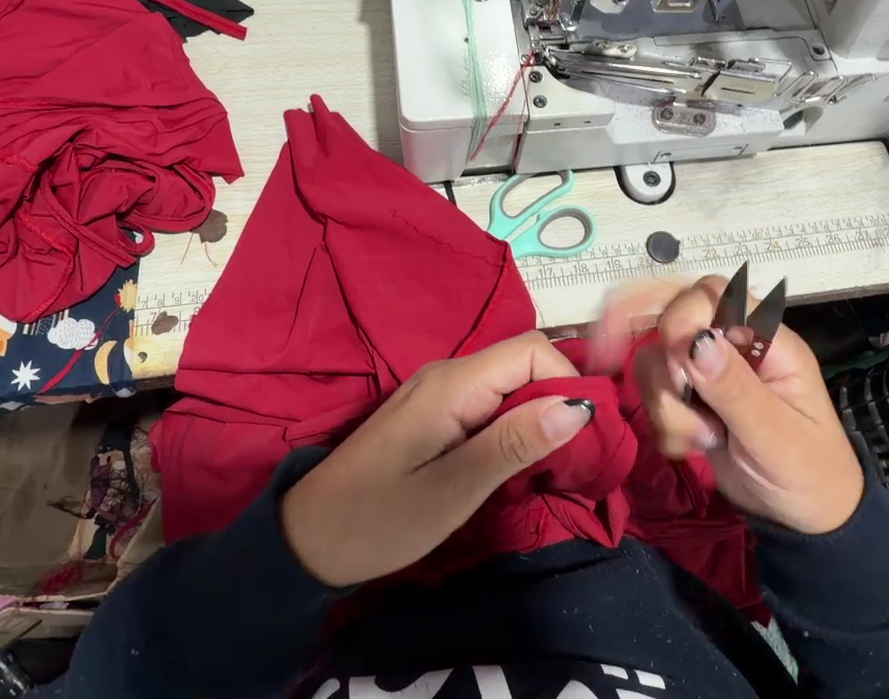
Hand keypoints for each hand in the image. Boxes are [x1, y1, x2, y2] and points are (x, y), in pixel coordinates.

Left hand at [280, 331, 595, 586]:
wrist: (307, 538)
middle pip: (523, 360)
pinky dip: (513, 422)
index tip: (582, 437)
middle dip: (558, 398)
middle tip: (571, 456)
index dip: (567, 382)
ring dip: (538, 412)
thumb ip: (514, 443)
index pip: (532, 350)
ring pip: (509, 380)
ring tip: (548, 462)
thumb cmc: (379, 519)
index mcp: (452, 384)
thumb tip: (578, 406)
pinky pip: (489, 398)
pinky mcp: (434, 410)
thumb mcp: (453, 490)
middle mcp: (447, 373)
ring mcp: (438, 389)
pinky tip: (514, 459)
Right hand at [593, 275, 863, 534]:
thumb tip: (696, 342)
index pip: (713, 294)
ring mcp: (706, 372)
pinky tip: (694, 447)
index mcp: (766, 340)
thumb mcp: (776, 436)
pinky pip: (654, 393)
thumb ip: (735, 389)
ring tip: (702, 438)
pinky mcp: (689, 400)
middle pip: (672, 316)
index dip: (684, 316)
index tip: (679, 361)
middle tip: (679, 395)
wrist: (804, 521)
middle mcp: (732, 346)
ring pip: (656, 358)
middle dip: (666, 361)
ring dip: (667, 403)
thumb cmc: (809, 473)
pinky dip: (664, 424)